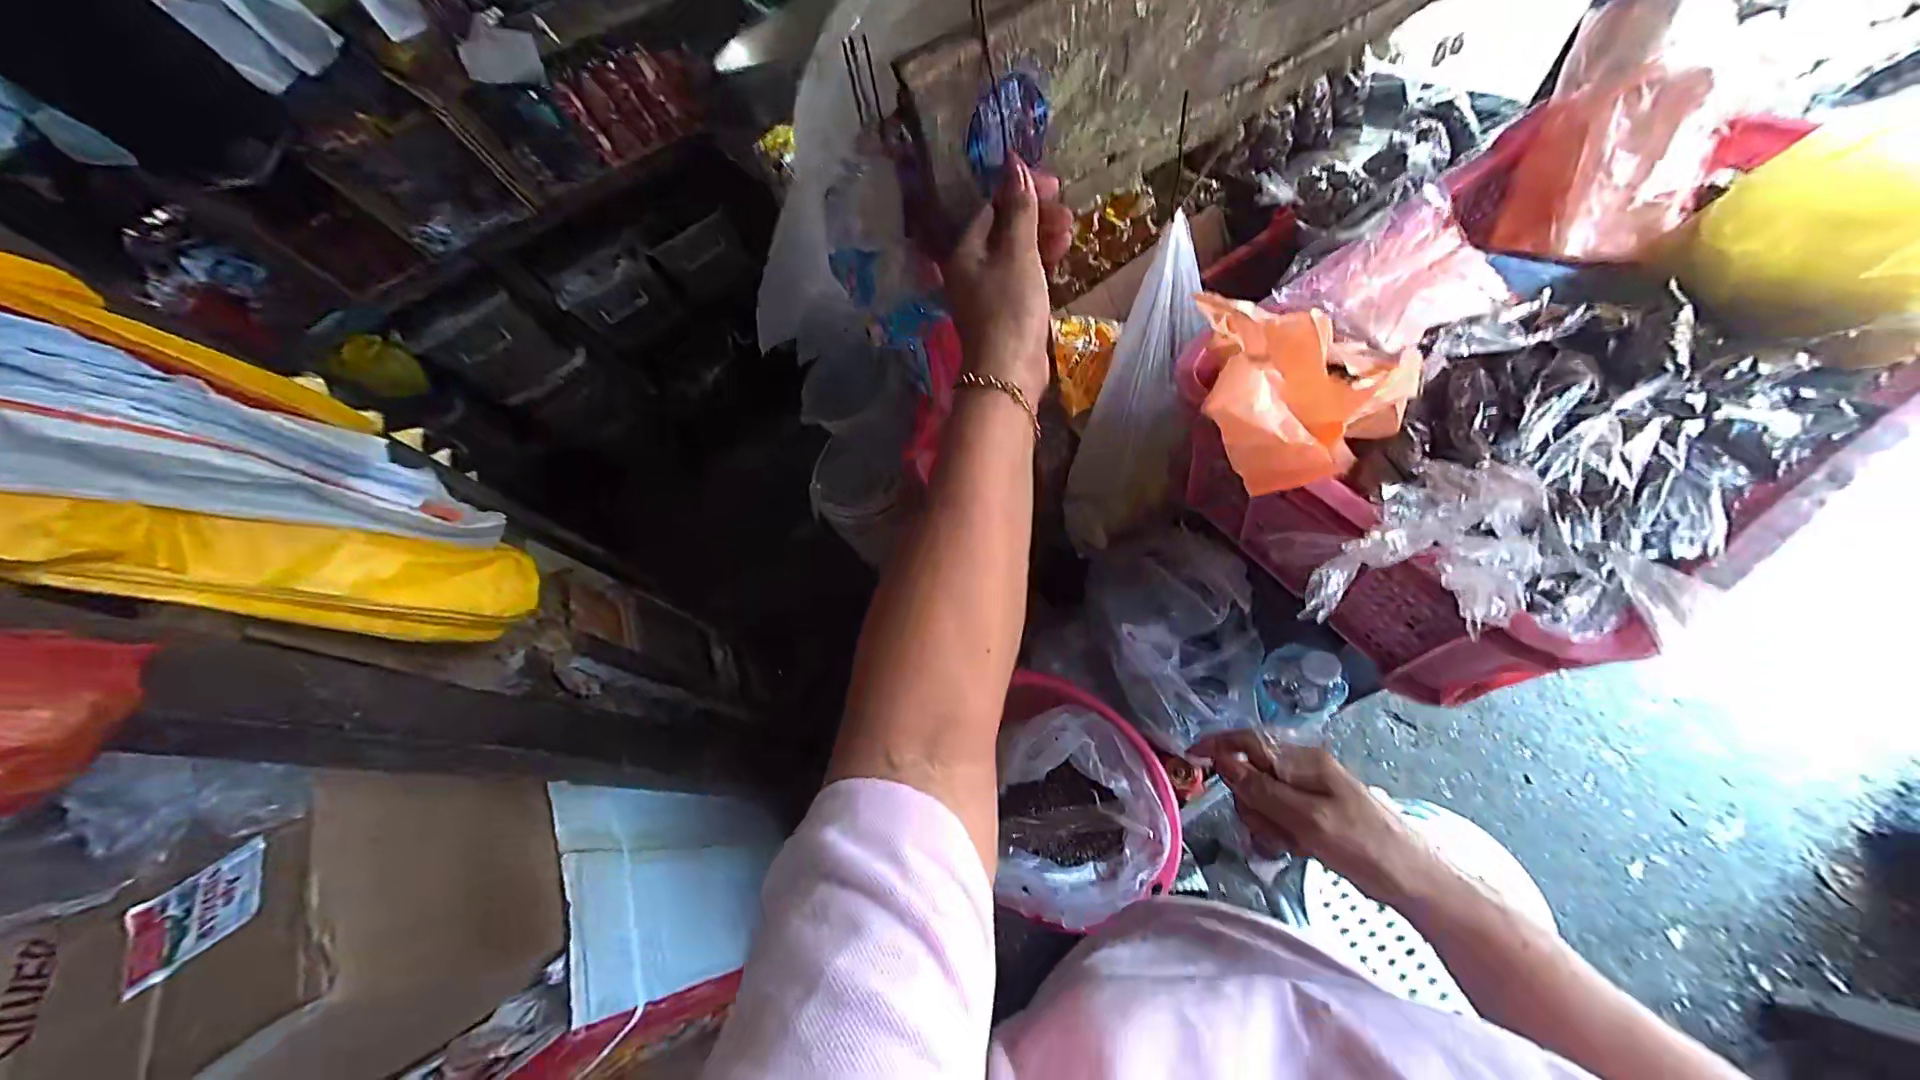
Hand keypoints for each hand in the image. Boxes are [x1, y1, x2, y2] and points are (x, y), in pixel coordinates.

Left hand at [941, 159, 1071, 402]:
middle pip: (1004, 231)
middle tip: (1068, 216)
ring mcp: (987, 294)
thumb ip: (1020, 210)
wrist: (1009, 373)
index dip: (1023, 193)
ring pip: (1015, 255)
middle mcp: (970, 271)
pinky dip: (1039, 265)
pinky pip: (1021, 277)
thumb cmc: (1011, 309)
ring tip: (1070, 236)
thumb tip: (1013, 164)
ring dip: (1042, 240)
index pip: (992, 208)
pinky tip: (1060, 259)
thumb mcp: (1019, 254)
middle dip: (1037, 218)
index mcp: (965, 252)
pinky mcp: (1005, 313)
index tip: (1056, 187)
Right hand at [1192, 731, 1452, 905]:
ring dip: (1266, 821)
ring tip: (1291, 843)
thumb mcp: (1308, 820)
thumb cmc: (1365, 847)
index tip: (1190, 757)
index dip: (1218, 746)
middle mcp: (1302, 767)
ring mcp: (1308, 790)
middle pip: (1249, 773)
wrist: (1417, 883)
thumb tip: (1223, 761)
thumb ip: (1262, 790)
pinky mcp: (1312, 811)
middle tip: (1273, 830)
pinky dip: (1279, 831)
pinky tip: (1297, 848)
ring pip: (1260, 797)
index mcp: (1303, 760)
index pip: (1249, 742)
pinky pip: (1277, 814)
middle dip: (1250, 802)